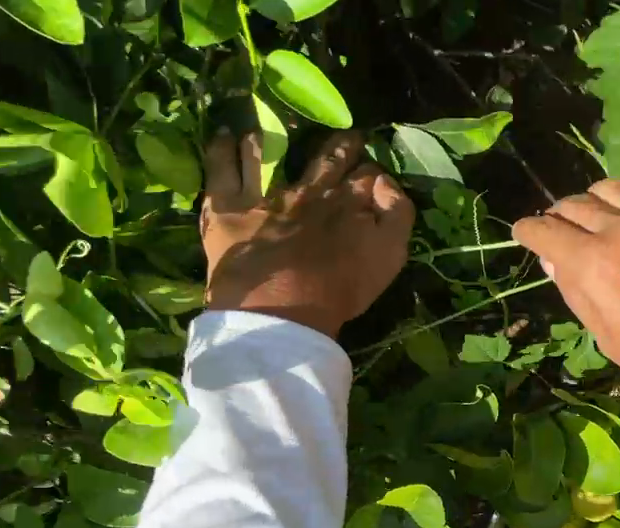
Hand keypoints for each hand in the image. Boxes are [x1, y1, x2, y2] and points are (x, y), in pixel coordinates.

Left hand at [201, 130, 413, 337]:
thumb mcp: (388, 257)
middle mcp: (309, 189)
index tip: (378, 171)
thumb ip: (396, 216)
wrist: (280, 306)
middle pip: (327, 158)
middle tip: (347, 135)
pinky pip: (222, 164)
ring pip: (273, 151)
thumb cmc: (339, 289)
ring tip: (281, 128)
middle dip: (340, 145)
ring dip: (279, 138)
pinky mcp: (228, 202)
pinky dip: (224, 147)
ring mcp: (266, 192)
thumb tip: (386, 182)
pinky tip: (227, 135)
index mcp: (348, 203)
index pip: (369, 175)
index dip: (375, 170)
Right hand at [510, 176, 619, 417]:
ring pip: (611, 187)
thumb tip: (553, 258)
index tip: (526, 235)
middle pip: (575, 205)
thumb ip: (576, 293)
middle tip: (559, 233)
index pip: (545, 230)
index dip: (529, 233)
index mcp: (594, 264)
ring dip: (593, 199)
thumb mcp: (609, 339)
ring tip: (593, 216)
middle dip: (559, 218)